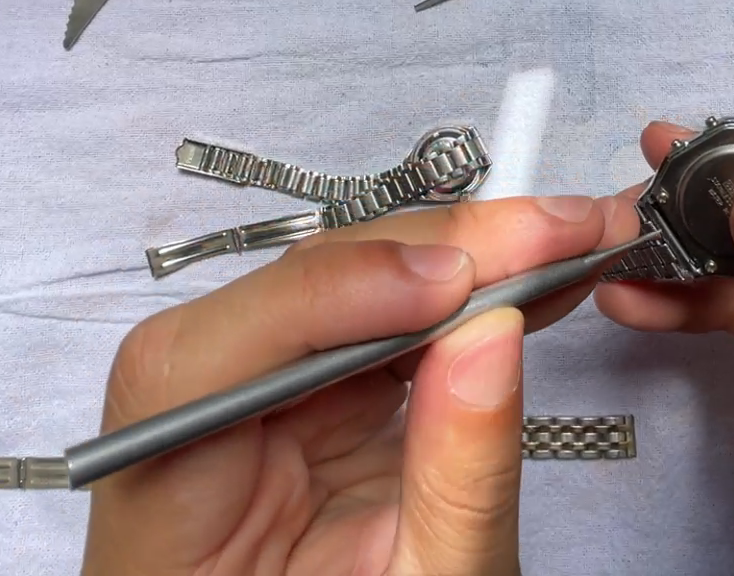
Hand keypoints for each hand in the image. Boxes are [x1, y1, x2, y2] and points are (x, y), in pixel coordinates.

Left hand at [83, 193, 640, 575]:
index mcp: (166, 504)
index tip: (453, 281)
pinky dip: (469, 288)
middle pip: (296, 290)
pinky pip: (396, 308)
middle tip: (552, 228)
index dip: (329, 296)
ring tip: (567, 237)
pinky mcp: (324, 380)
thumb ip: (455, 476)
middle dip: (436, 249)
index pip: (204, 359)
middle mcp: (201, 420)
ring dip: (469, 252)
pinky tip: (534, 271)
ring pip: (358, 279)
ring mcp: (267, 388)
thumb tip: (496, 326)